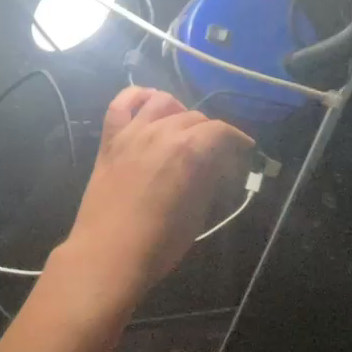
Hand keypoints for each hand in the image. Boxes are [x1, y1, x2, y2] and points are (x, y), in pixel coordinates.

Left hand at [56, 87, 253, 308]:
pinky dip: (135, 96)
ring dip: (177, 110)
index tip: (244, 149)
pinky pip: (120, 104)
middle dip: (210, 131)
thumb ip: (210, 179)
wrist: (108, 255)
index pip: (220, 131)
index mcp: (188, 151)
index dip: (237, 139)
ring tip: (183, 126)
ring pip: (160, 101)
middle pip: (193, 117)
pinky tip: (146, 101)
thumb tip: (219, 162)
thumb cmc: (159, 243)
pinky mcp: (109, 140)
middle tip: (215, 150)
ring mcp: (131, 133)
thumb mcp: (197, 213)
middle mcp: (161, 132)